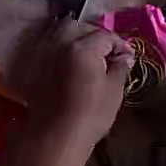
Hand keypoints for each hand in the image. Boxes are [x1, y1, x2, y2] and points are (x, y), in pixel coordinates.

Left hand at [31, 20, 132, 154]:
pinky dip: (60, 52)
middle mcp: (60, 45)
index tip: (130, 56)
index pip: (106, 35)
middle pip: (78, 28)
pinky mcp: (34, 71)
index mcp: (83, 47)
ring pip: (59, 36)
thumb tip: (125, 57)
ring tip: (88, 56)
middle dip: (95, 36)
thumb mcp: (114, 91)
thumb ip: (120, 68)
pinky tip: (70, 65)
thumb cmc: (91, 114)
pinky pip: (48, 50)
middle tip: (108, 52)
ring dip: (75, 40)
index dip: (121, 44)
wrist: (56, 137)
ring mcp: (44, 56)